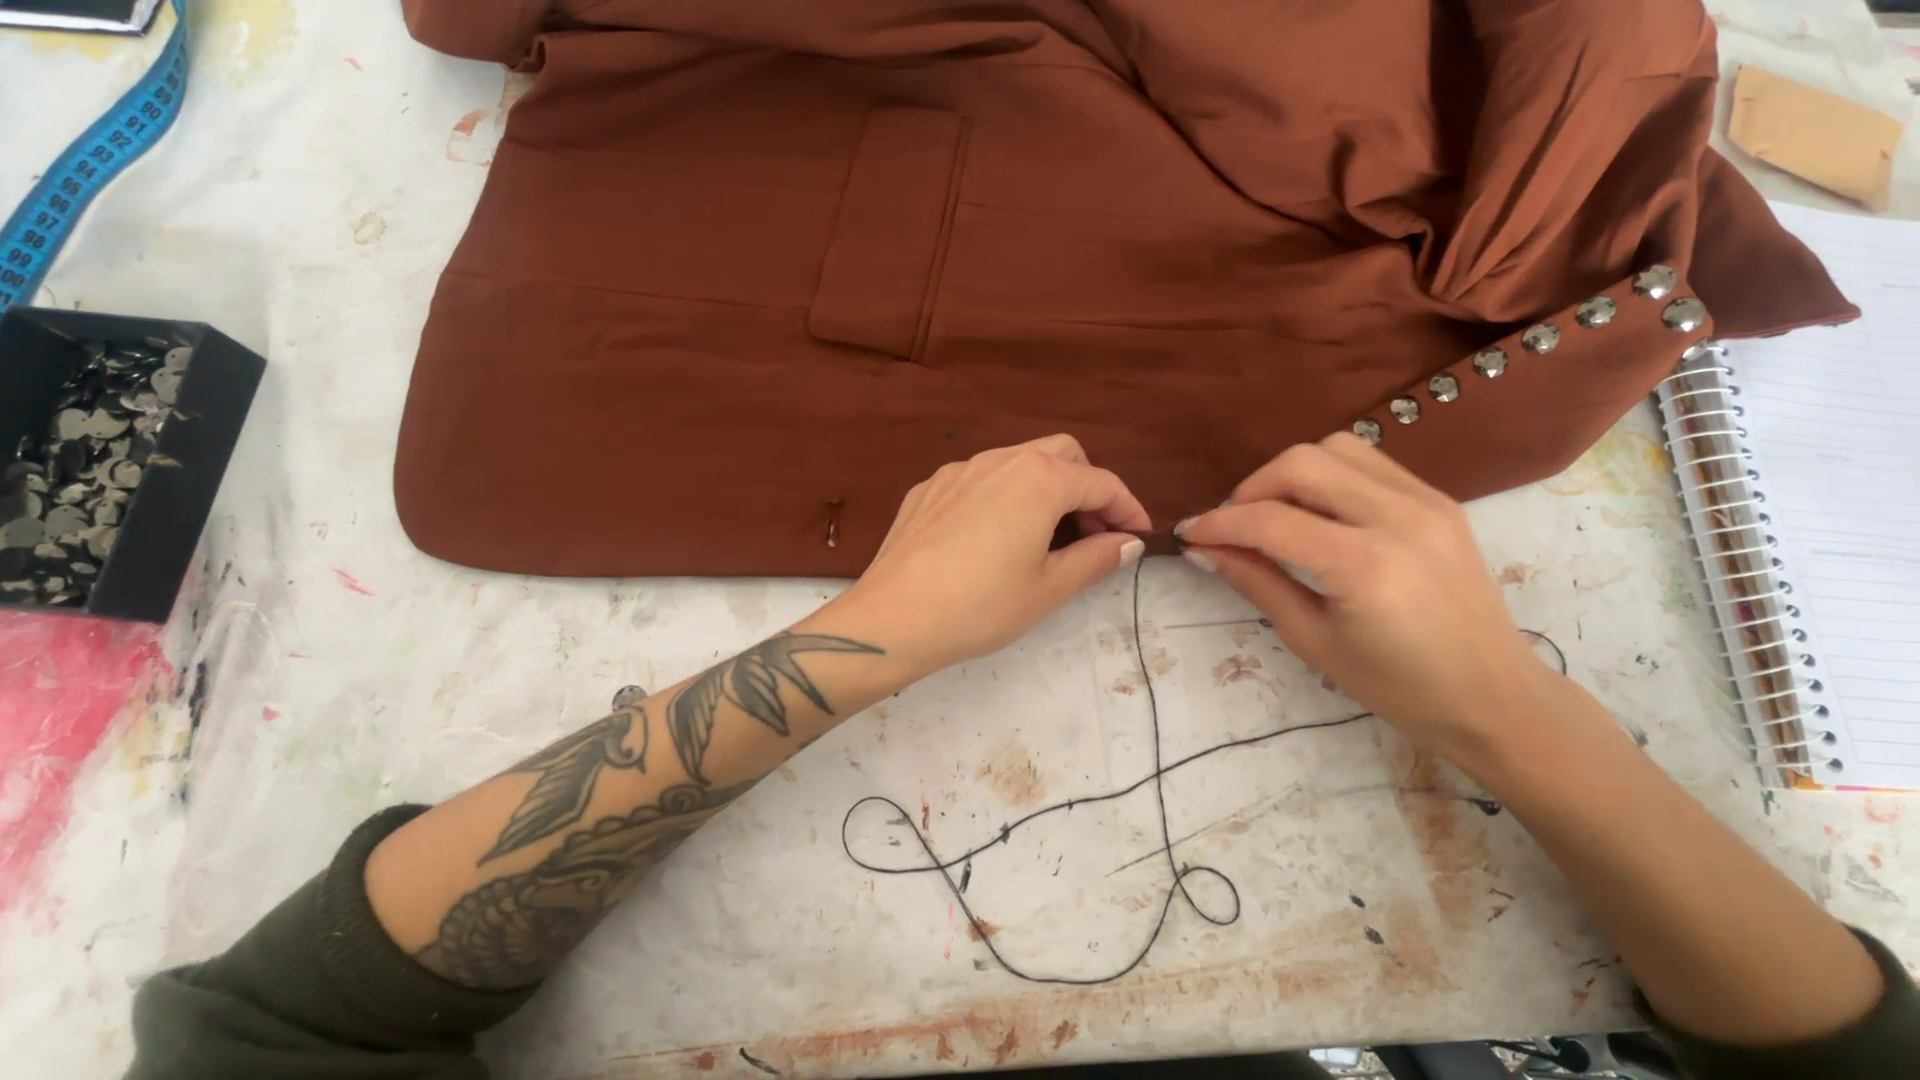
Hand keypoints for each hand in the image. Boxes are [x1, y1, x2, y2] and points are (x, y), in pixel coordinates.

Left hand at [833, 435, 1149, 673]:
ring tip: (1048, 536)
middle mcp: (999, 461)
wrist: (891, 619)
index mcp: (1038, 479)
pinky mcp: (928, 489)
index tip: (1138, 537)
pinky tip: (995, 537)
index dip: (1127, 508)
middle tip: (1094, 534)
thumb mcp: (1048, 589)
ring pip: (1018, 461)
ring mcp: (958, 471)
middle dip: (1088, 487)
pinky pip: (980, 479)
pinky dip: (1005, 496)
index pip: (1100, 482)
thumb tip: (1127, 543)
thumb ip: (1095, 558)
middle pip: (1062, 454)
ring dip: (1046, 488)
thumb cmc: (980, 607)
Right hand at [1175, 433, 1555, 757]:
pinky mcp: (1439, 500)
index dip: (1218, 523)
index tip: (1189, 534)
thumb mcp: (1313, 641)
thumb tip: (1202, 551)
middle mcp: (1399, 518)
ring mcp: (1427, 502)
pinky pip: (1368, 463)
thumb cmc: (1397, 686)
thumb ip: (1257, 583)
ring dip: (1291, 474)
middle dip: (1252, 489)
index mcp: (1365, 567)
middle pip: (1302, 463)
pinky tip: (1318, 514)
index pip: (1271, 521)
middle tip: (1233, 526)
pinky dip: (1329, 477)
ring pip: (1336, 448)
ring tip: (1275, 515)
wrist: (1492, 695)